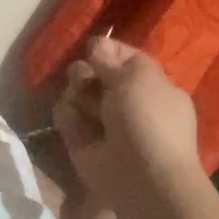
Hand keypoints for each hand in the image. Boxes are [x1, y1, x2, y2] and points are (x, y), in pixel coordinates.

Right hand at [53, 36, 202, 209]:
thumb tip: (96, 43)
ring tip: (81, 103)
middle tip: (83, 77)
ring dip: (76, 94)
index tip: (92, 47)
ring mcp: (102, 122)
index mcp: (152, 88)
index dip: (109, 52)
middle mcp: (127, 103)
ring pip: (77, 94)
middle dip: (86, 72)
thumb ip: (112, 60)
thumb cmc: (148, 120)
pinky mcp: (80, 139)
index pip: (127, 61)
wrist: (141, 175)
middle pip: (96, 75)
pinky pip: (66, 116)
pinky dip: (68, 116)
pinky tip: (76, 124)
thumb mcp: (137, 80)